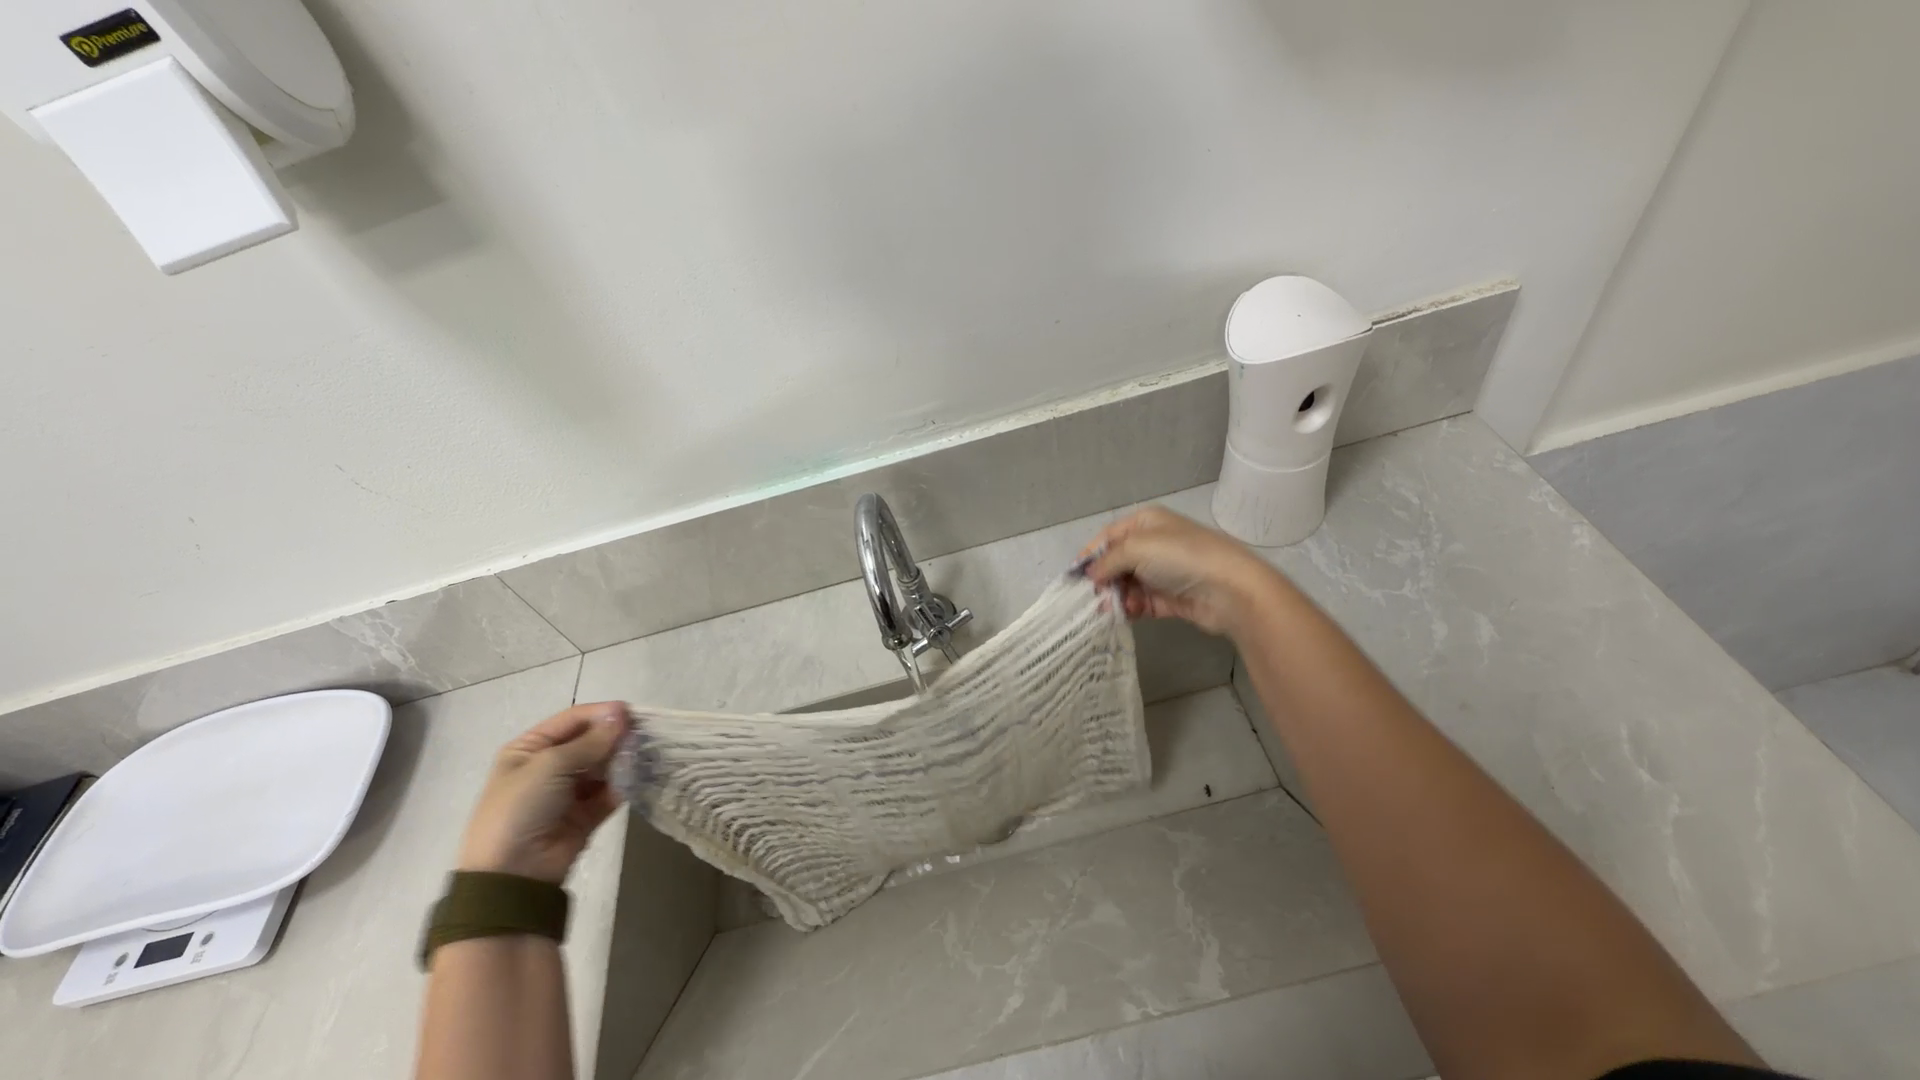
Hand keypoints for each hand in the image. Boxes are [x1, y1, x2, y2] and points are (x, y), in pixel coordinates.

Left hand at [456, 702, 630, 883]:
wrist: (513, 873)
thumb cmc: (521, 808)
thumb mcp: (550, 765)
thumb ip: (590, 741)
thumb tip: (621, 713)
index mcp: (529, 750)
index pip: (571, 721)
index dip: (601, 714)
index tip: (632, 712)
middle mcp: (549, 767)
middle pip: (590, 743)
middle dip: (615, 737)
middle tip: (643, 735)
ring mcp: (569, 792)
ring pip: (602, 767)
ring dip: (622, 760)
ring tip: (644, 755)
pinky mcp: (586, 815)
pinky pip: (609, 793)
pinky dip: (624, 785)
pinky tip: (638, 777)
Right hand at [1081, 505, 1287, 637]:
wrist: (1229, 589)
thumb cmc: (1181, 557)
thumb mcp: (1137, 548)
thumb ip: (1108, 560)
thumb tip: (1090, 575)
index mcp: (1147, 522)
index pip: (1109, 536)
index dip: (1090, 555)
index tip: (1073, 577)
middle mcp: (1154, 544)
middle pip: (1117, 562)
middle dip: (1103, 580)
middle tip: (1091, 598)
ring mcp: (1163, 572)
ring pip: (1128, 585)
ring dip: (1117, 597)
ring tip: (1109, 610)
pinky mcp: (1171, 598)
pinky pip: (1142, 603)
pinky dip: (1132, 608)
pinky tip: (1127, 615)